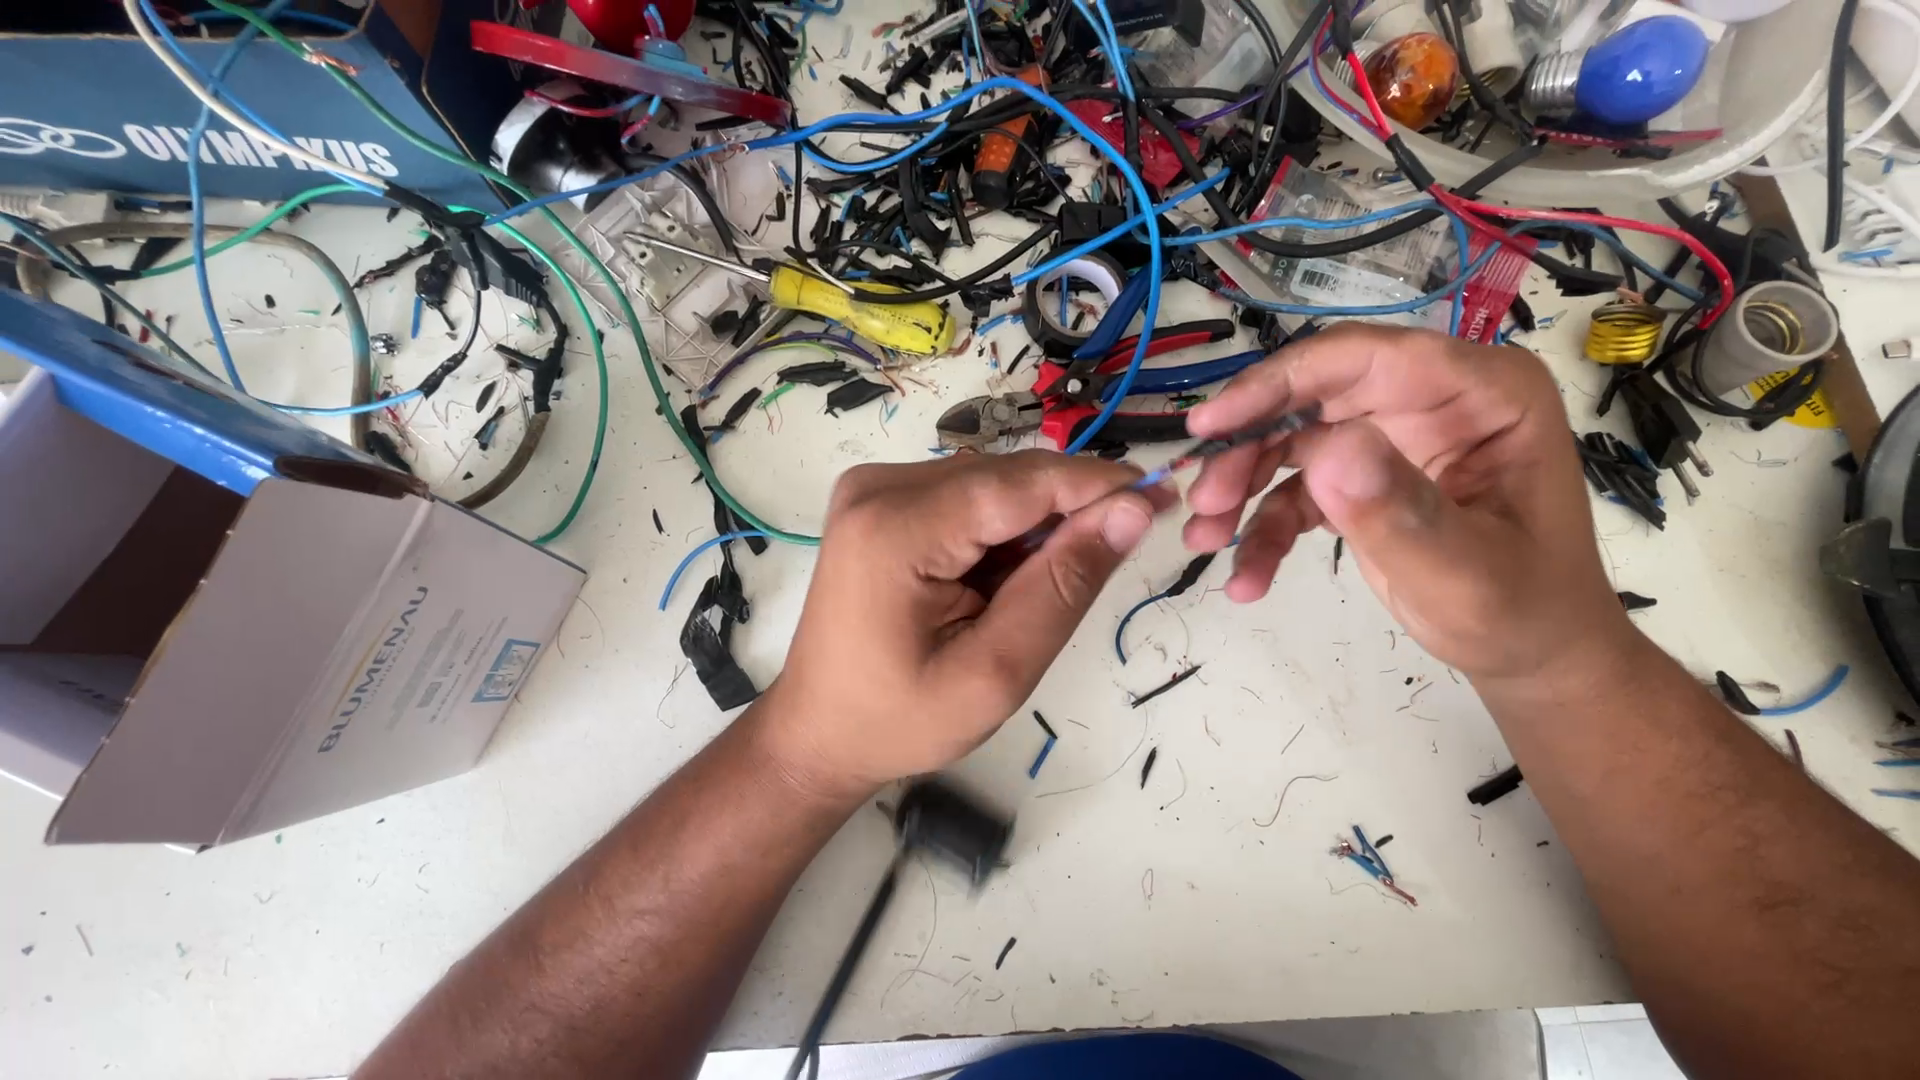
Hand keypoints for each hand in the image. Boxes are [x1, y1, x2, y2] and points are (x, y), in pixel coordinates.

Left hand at [757, 450, 1167, 798]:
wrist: (819, 730)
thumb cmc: (900, 720)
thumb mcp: (996, 671)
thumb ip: (1064, 586)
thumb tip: (1132, 509)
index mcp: (895, 529)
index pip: (1020, 483)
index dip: (1097, 485)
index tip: (1165, 497)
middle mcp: (878, 488)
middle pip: (1005, 478)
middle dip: (1066, 513)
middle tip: (1110, 561)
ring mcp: (873, 489)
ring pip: (991, 485)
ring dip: (1031, 526)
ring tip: (1028, 593)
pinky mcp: (879, 501)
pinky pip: (965, 496)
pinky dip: (998, 531)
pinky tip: (997, 581)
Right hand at [1181, 323, 1633, 683]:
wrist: (1528, 652)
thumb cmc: (1520, 610)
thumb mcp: (1465, 570)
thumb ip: (1400, 510)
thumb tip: (1326, 451)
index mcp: (1479, 392)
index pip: (1364, 358)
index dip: (1279, 383)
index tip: (1211, 426)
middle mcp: (1426, 400)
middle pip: (1311, 398)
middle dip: (1247, 448)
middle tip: (1204, 501)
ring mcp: (1388, 437)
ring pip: (1287, 440)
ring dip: (1240, 488)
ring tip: (1205, 539)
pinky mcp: (1357, 477)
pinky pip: (1292, 490)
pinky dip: (1261, 530)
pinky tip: (1245, 578)